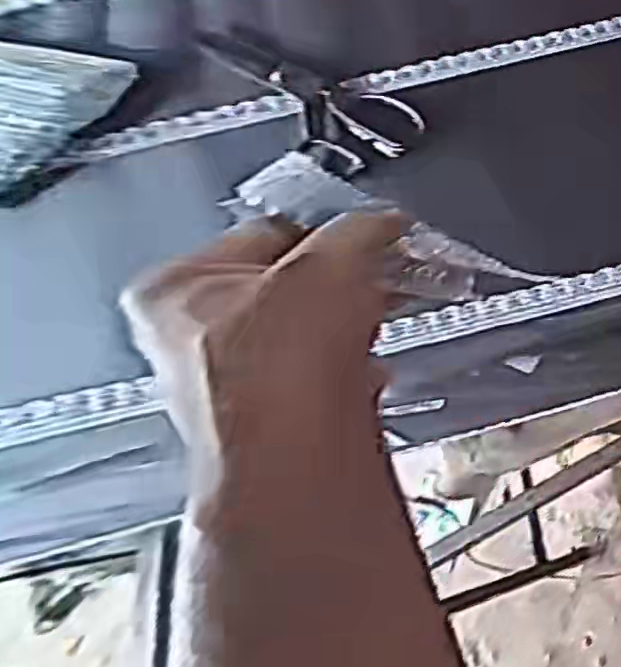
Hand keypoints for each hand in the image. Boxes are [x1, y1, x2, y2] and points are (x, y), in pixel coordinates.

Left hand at [119, 212, 410, 523]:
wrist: (300, 447)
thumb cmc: (282, 364)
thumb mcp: (331, 266)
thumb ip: (361, 230)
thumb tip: (386, 220)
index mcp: (176, 286)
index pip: (275, 230)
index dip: (337, 229)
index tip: (383, 231)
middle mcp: (192, 328)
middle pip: (299, 276)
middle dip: (357, 274)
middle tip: (397, 270)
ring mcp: (236, 369)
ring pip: (319, 318)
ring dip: (364, 311)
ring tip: (390, 310)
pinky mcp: (281, 398)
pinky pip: (330, 357)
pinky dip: (361, 350)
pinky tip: (373, 356)